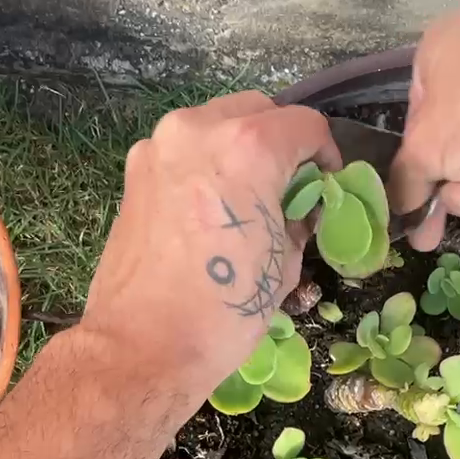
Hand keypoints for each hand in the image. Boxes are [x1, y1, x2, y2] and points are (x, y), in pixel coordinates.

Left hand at [79, 91, 339, 402]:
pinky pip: (183, 152)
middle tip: (288, 188)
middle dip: (281, 143)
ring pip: (215, 125)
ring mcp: (160, 146)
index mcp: (248, 147)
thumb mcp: (284, 268)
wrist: (142, 347)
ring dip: (239, 149)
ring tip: (247, 197)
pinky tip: (209, 209)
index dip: (325, 154)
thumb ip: (297, 220)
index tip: (325, 183)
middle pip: (259, 112)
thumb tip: (296, 209)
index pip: (307, 126)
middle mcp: (200, 130)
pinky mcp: (134, 172)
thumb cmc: (222, 315)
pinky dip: (204, 166)